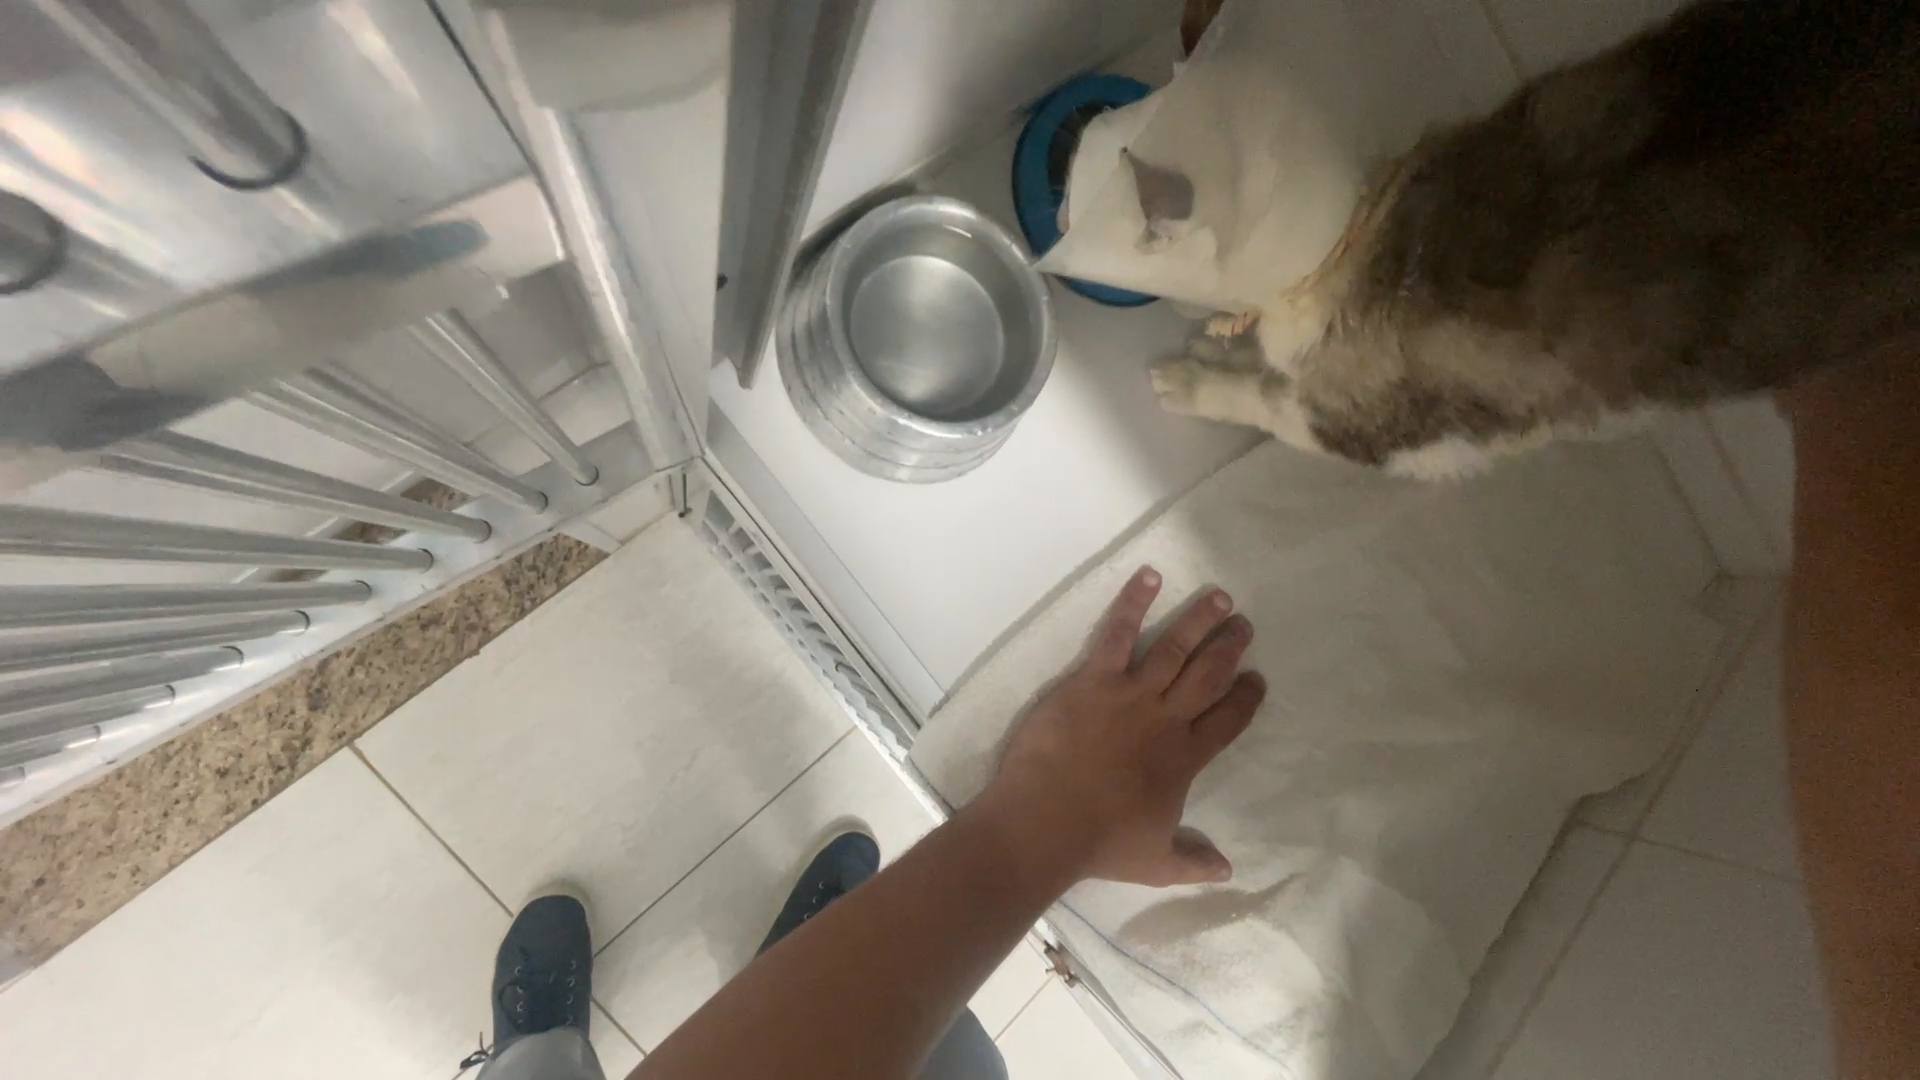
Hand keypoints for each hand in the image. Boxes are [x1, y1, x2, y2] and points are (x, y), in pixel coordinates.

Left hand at [971, 566, 1264, 888]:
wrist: (1045, 822)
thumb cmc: (1099, 844)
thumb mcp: (1156, 862)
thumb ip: (1193, 862)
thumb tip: (1228, 870)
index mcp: (1184, 759)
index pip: (1228, 722)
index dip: (1246, 699)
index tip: (1257, 679)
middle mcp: (1165, 720)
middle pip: (1209, 675)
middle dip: (1230, 647)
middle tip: (1244, 624)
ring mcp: (1130, 695)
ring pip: (1174, 648)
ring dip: (1199, 620)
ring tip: (1219, 597)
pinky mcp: (1093, 679)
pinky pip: (1117, 633)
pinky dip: (1133, 602)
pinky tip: (1149, 575)